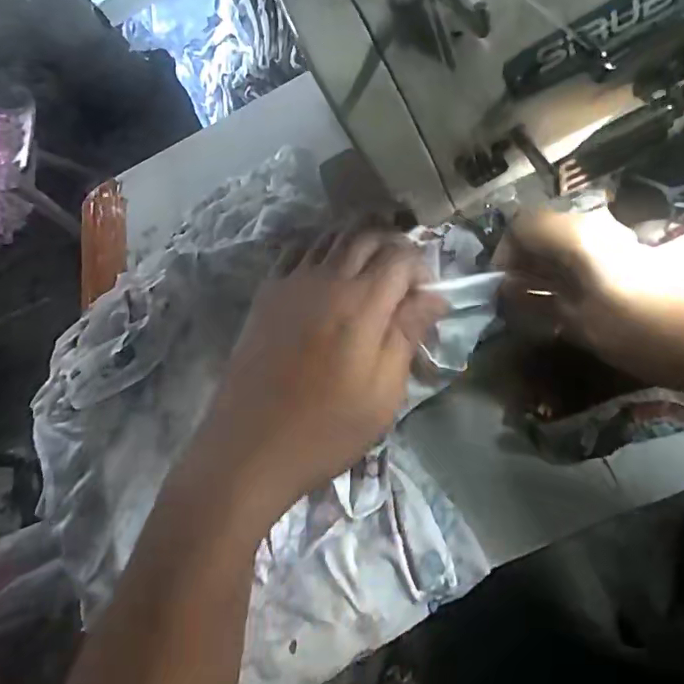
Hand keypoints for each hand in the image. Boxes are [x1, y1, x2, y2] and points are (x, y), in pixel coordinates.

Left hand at [190, 230, 446, 525]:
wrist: (249, 448)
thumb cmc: (326, 429)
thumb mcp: (383, 393)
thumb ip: (407, 334)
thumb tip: (434, 296)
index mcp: (361, 305)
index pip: (400, 256)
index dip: (422, 267)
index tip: (426, 295)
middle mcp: (327, 280)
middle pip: (367, 235)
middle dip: (393, 245)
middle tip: (403, 276)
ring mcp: (292, 282)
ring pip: (332, 236)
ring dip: (358, 242)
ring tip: (370, 269)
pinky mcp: (267, 292)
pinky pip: (298, 250)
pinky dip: (321, 249)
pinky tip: (328, 273)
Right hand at [496, 208, 683, 406]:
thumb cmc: (682, 336)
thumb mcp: (599, 332)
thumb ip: (544, 308)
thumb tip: (511, 292)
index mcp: (588, 228)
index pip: (522, 223)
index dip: (506, 257)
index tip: (511, 294)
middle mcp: (618, 207)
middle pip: (561, 229)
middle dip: (545, 267)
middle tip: (553, 311)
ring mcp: (659, 213)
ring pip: (598, 235)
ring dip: (583, 269)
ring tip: (600, 311)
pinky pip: (635, 239)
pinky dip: (622, 265)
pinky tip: (648, 300)